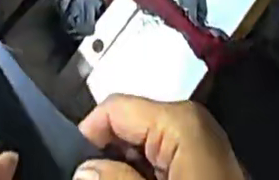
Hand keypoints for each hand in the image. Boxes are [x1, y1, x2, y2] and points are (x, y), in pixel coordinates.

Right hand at [73, 95, 247, 179]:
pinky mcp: (208, 169)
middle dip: (107, 157)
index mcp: (179, 118)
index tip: (70, 170)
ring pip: (145, 150)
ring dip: (126, 172)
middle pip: (129, 128)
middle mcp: (190, 122)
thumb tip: (83, 169)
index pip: (115, 106)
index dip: (86, 136)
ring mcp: (201, 147)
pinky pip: (164, 165)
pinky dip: (146, 177)